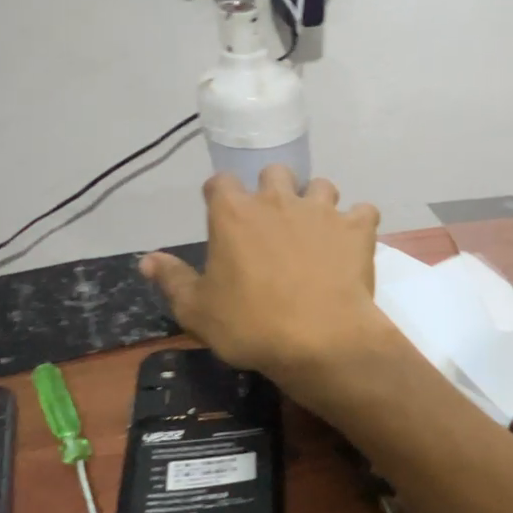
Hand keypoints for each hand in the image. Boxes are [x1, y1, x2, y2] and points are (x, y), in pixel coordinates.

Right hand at [140, 166, 389, 393]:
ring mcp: (322, 211)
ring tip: (317, 230)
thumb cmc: (251, 326)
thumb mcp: (198, 311)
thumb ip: (173, 280)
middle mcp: (278, 200)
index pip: (220, 183)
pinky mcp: (357, 229)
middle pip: (274, 173)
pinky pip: (365, 211)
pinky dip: (360, 223)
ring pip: (322, 185)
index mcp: (233, 213)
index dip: (222, 198)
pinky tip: (354, 242)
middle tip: (276, 224)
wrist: (320, 340)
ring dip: (318, 201)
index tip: (226, 219)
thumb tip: (147, 260)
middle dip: (274, 190)